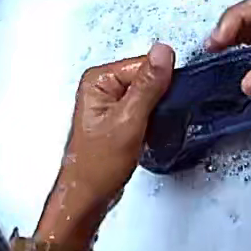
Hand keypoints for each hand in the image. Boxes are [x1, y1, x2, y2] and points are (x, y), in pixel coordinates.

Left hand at [39, 43, 174, 245]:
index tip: (162, 105)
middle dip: (158, 100)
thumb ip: (148, 85)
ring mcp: (110, 102)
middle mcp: (101, 87)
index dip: (161, 84)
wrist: (88, 197)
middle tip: (149, 122)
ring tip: (144, 131)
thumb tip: (163, 53)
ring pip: (149, 96)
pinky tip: (145, 135)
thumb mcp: (129, 120)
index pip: (144, 64)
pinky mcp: (118, 117)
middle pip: (148, 78)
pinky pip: (145, 109)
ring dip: (155, 113)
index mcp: (98, 79)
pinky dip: (151, 121)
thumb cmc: (97, 165)